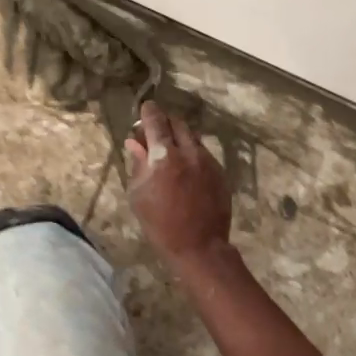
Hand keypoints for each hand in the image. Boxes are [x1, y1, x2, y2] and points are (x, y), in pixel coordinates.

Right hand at [125, 101, 232, 266]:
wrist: (199, 246)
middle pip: (178, 123)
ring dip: (180, 137)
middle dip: (165, 122)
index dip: (149, 112)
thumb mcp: (138, 195)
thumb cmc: (160, 225)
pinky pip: (204, 153)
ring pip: (193, 137)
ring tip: (170, 150)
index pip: (156, 122)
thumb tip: (134, 142)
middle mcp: (189, 152)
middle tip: (155, 132)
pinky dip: (192, 153)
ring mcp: (208, 161)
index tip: (145, 108)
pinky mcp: (220, 172)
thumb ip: (137, 164)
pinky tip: (186, 169)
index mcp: (164, 157)